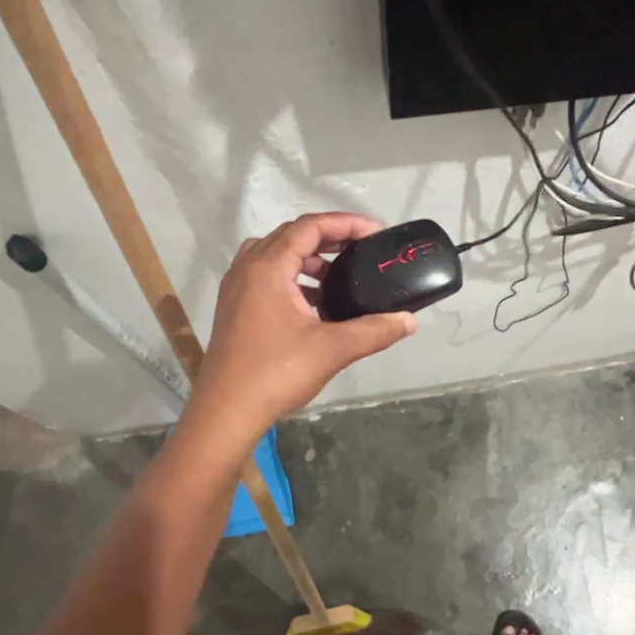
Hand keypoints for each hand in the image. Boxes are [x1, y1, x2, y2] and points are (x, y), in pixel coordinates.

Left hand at [190, 213, 415, 433]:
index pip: (309, 227)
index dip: (345, 224)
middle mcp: (248, 269)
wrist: (226, 411)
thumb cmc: (276, 373)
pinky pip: (266, 277)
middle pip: (291, 236)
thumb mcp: (333, 349)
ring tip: (339, 276)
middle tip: (362, 251)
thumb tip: (409, 321)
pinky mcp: (234, 309)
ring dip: (308, 259)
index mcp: (268, 267)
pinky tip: (314, 304)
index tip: (375, 233)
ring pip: (275, 256)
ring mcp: (236, 289)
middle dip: (329, 238)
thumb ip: (374, 331)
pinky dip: (292, 278)